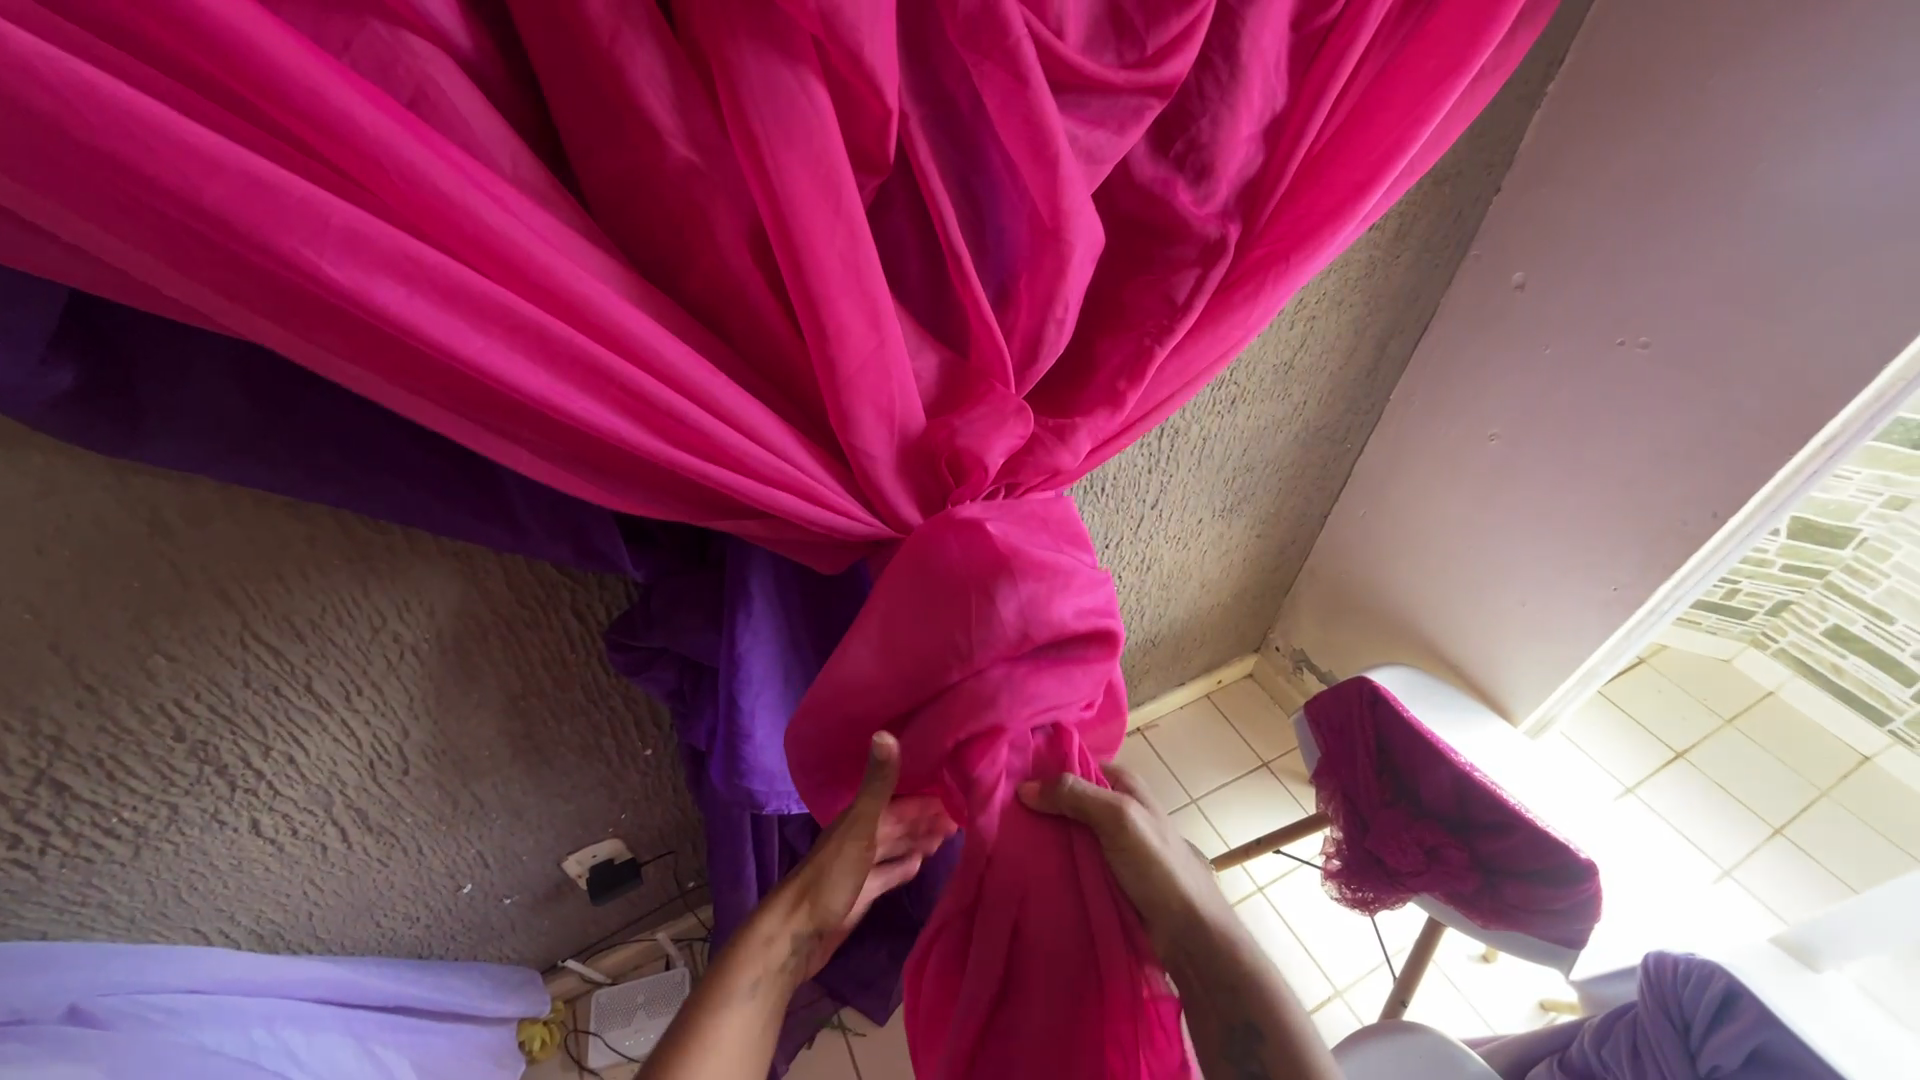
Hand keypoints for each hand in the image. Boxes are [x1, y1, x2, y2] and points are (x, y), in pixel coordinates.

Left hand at [768, 732, 954, 978]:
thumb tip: (885, 732)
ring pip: (894, 845)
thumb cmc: (830, 877)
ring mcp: (859, 866)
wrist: (798, 933)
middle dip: (926, 817)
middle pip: (898, 822)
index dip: (926, 796)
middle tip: (961, 817)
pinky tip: (919, 864)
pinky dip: (903, 866)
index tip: (956, 792)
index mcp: (859, 818)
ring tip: (947, 836)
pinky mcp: (861, 893)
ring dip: (918, 839)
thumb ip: (877, 785)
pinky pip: (887, 873)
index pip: (899, 800)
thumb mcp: (859, 827)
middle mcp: (859, 837)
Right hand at [1018, 763, 1234, 956]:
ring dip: (1038, 838)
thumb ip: (1075, 795)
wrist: (1186, 932)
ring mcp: (1104, 844)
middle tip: (996, 815)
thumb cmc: (1158, 865)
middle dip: (1036, 808)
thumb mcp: (1118, 818)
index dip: (1042, 771)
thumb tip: (1024, 787)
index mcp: (1120, 784)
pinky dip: (1047, 862)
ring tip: (999, 841)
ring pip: (1062, 832)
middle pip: (1063, 800)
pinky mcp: (1098, 875)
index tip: (1005, 780)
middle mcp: (1111, 809)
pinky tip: (1020, 865)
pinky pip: (1065, 861)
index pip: (1073, 766)